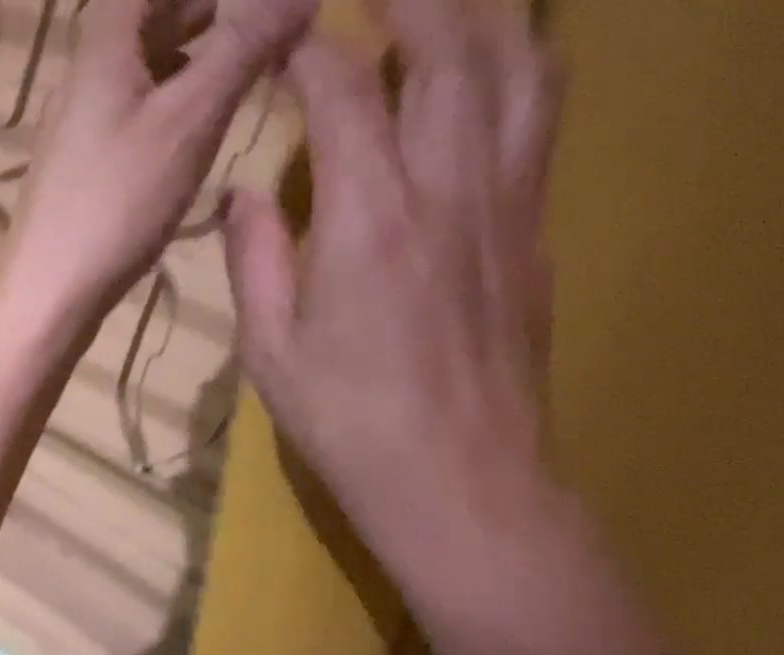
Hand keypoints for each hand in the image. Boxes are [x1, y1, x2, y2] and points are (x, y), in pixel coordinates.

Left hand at [0, 0, 317, 330]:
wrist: (48, 294)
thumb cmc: (116, 203)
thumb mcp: (190, 119)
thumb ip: (242, 48)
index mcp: (101, 48)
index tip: (244, 1)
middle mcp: (79, 78)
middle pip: (141, 21)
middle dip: (200, 12)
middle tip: (257, 22)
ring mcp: (73, 128)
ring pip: (136, 71)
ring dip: (186, 59)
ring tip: (237, 69)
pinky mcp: (76, 171)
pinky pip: (127, 114)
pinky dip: (165, 104)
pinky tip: (192, 132)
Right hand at [223, 0, 566, 574]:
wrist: (460, 478)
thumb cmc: (347, 422)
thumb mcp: (268, 350)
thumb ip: (253, 259)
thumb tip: (242, 191)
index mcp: (368, 218)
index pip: (344, 88)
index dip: (308, 45)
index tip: (278, 31)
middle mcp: (449, 184)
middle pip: (449, 45)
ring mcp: (507, 198)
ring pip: (516, 63)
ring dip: (476, 13)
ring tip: (435, 3)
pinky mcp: (535, 224)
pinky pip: (541, 112)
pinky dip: (518, 62)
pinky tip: (492, 60)